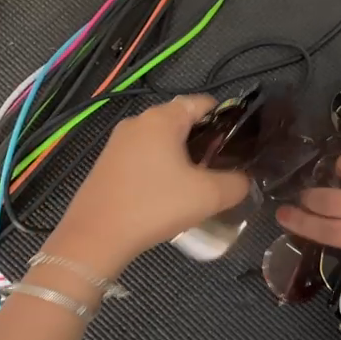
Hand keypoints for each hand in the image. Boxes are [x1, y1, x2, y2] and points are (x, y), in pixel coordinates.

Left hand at [49, 96, 250, 272]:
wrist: (96, 237)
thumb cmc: (155, 206)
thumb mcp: (209, 196)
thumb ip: (237, 183)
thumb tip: (244, 180)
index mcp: (162, 118)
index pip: (204, 103)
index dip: (227, 120)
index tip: (238, 146)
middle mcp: (138, 121)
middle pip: (182, 121)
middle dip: (204, 141)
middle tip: (221, 169)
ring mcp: (118, 141)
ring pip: (162, 140)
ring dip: (182, 156)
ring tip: (197, 185)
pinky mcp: (106, 163)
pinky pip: (143, 155)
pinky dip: (160, 167)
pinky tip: (167, 194)